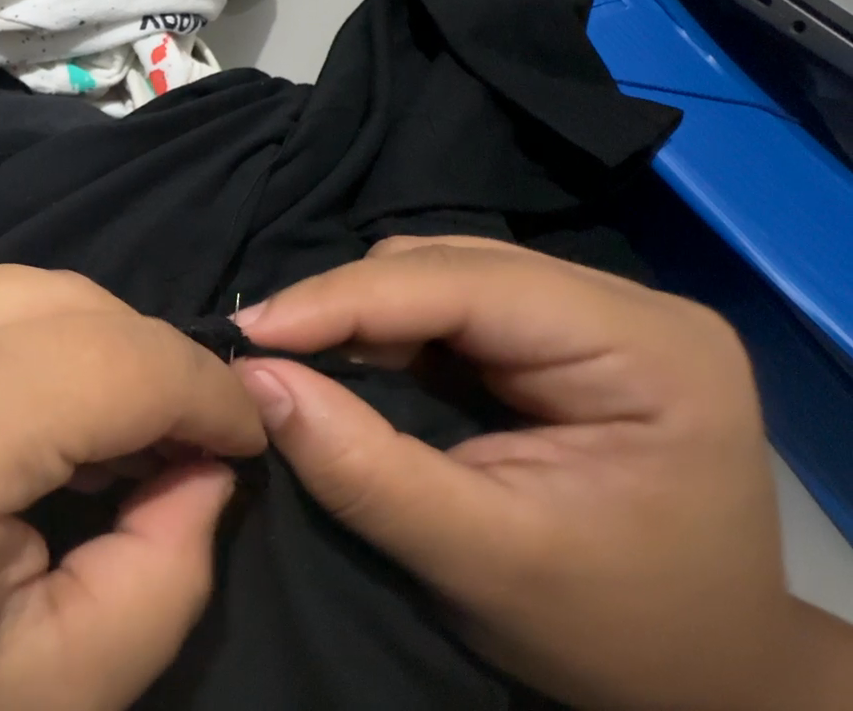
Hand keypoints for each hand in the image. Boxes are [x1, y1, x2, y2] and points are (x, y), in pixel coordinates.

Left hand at [0, 266, 263, 710]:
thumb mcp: (44, 686)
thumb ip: (159, 571)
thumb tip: (198, 475)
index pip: (136, 359)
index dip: (214, 400)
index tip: (251, 449)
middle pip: (83, 303)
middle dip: (152, 368)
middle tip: (177, 459)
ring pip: (27, 291)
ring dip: (87, 351)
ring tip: (102, 444)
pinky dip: (24, 343)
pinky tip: (21, 418)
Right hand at [232, 236, 852, 710]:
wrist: (689, 670)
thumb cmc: (606, 627)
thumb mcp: (477, 559)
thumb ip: (362, 467)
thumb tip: (253, 377)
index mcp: (647, 352)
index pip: (466, 286)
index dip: (343, 300)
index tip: (246, 334)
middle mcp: (625, 308)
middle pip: (444, 266)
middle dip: (342, 307)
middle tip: (261, 356)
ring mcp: (590, 315)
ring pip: (430, 272)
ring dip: (354, 314)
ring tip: (302, 362)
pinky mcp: (551, 334)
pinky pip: (435, 301)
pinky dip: (376, 329)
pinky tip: (350, 364)